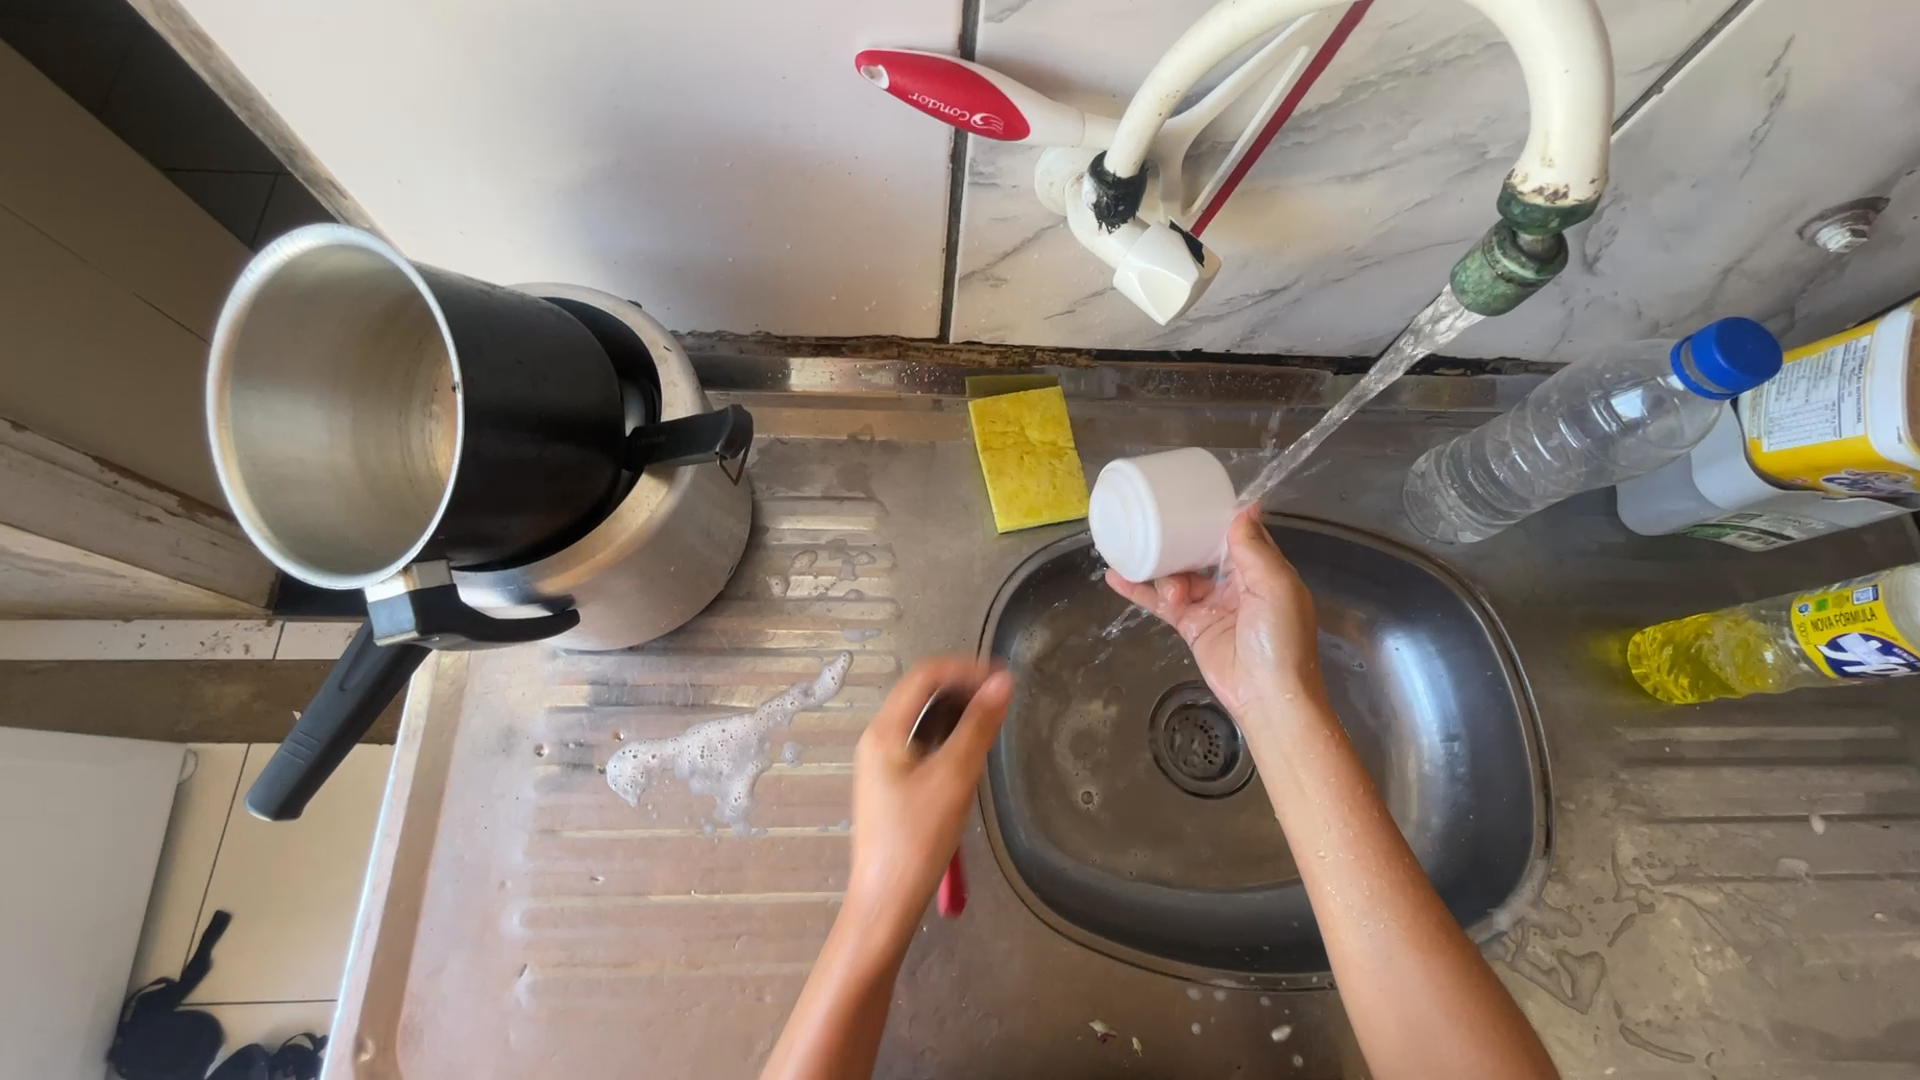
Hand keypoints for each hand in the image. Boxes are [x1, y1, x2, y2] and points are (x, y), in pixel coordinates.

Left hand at [848, 657, 1011, 933]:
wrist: (886, 902)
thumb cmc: (918, 838)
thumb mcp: (955, 777)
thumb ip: (979, 726)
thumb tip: (1003, 682)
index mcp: (885, 731)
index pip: (924, 676)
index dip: (964, 668)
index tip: (1002, 677)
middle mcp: (879, 739)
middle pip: (922, 695)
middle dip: (963, 688)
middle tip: (1003, 696)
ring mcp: (884, 763)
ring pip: (924, 720)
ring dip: (958, 712)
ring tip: (994, 719)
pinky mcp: (894, 784)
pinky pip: (924, 744)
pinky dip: (950, 737)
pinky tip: (973, 750)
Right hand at [1105, 508, 1324, 728]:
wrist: (1267, 696)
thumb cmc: (1279, 639)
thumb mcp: (1276, 587)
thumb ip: (1255, 549)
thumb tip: (1245, 506)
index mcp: (1261, 571)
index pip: (1236, 536)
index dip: (1215, 520)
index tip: (1191, 501)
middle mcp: (1235, 584)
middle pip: (1201, 554)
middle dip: (1181, 548)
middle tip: (1162, 541)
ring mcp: (1209, 605)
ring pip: (1179, 576)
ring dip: (1166, 577)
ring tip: (1172, 595)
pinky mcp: (1189, 625)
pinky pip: (1160, 602)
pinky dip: (1138, 591)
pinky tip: (1115, 577)